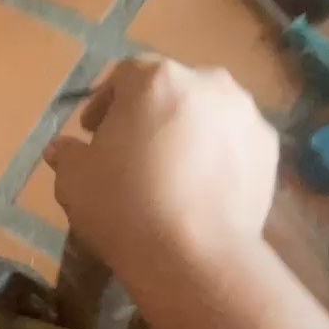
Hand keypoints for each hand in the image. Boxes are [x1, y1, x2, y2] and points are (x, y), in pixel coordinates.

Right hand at [43, 57, 277, 281]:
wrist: (192, 253)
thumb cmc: (122, 208)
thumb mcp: (74, 183)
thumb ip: (67, 156)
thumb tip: (61, 147)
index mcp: (154, 81)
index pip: (124, 75)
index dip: (104, 102)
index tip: (91, 132)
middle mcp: (206, 81)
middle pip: (169, 90)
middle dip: (147, 115)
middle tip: (129, 153)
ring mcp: (244, 111)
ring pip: (204, 113)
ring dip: (183, 133)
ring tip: (167, 173)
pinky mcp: (267, 145)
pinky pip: (231, 141)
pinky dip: (213, 155)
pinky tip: (196, 190)